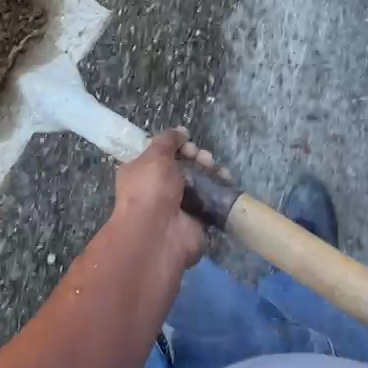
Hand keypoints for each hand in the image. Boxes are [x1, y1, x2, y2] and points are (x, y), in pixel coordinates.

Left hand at [112, 127, 220, 271]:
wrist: (158, 235)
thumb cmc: (150, 189)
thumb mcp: (155, 156)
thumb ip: (168, 140)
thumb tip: (181, 131)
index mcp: (141, 171)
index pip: (161, 153)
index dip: (176, 145)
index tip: (187, 142)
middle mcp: (157, 188)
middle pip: (182, 166)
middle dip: (196, 157)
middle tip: (204, 158)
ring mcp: (177, 205)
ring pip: (198, 182)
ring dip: (209, 172)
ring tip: (216, 169)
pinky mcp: (195, 220)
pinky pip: (209, 201)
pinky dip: (218, 191)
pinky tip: (226, 181)